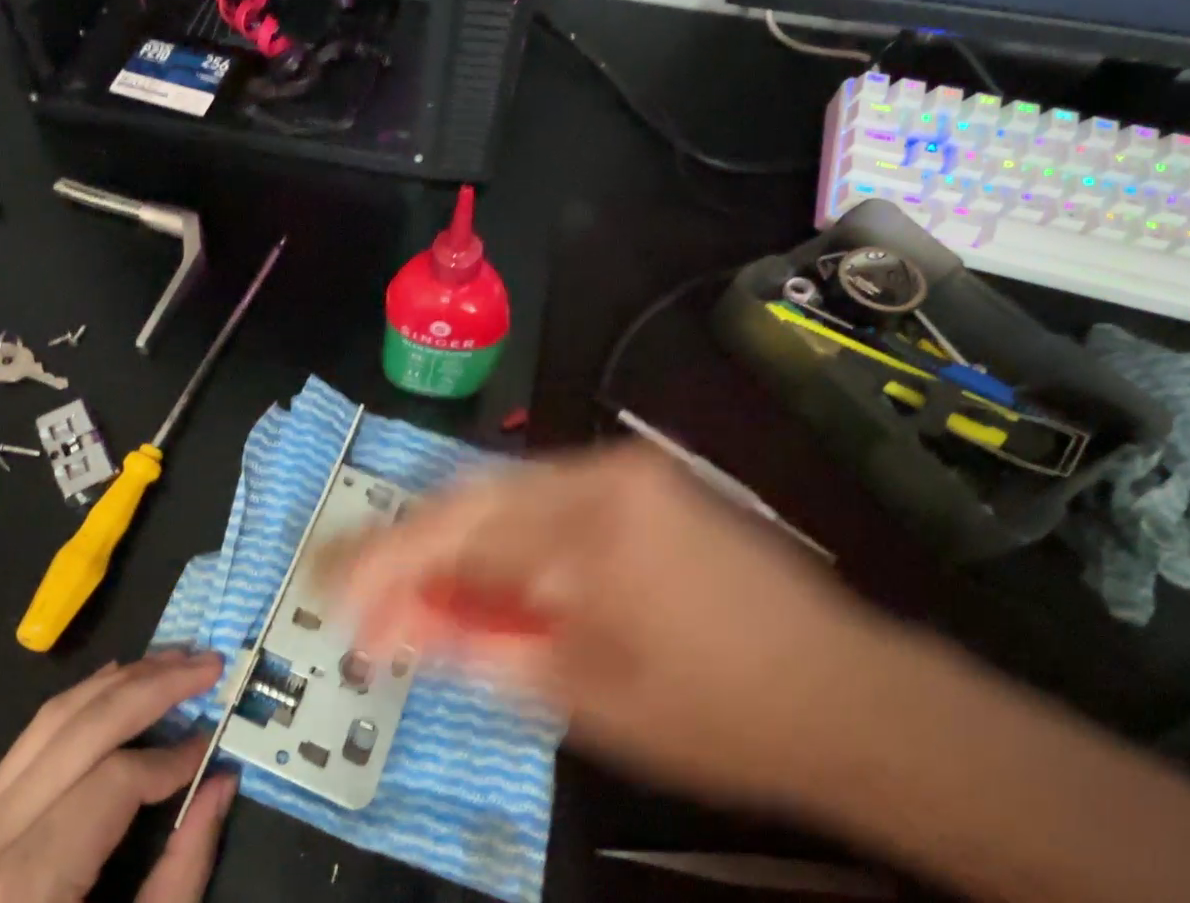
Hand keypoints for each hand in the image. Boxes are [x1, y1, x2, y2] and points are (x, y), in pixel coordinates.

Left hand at [0, 650, 239, 902]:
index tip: (215, 748)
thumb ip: (182, 869)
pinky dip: (80, 706)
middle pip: (80, 728)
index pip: (115, 779)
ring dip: (118, 682)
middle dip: (153, 685)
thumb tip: (220, 783)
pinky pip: (27, 742)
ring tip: (173, 663)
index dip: (175, 756)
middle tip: (208, 664)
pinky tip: (116, 687)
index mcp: (24, 884)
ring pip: (49, 719)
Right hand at [329, 443, 893, 809]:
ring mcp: (627, 474)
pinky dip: (504, 540)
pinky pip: (545, 502)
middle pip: (469, 496)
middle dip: (407, 547)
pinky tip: (489, 581)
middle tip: (361, 592)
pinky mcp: (643, 488)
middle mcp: (603, 475)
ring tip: (418, 597)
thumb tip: (400, 624)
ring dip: (454, 545)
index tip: (339, 601)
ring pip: (504, 495)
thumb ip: (482, 646)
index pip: (452, 529)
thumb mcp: (586, 696)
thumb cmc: (720, 714)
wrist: (850, 698)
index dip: (383, 566)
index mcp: (588, 524)